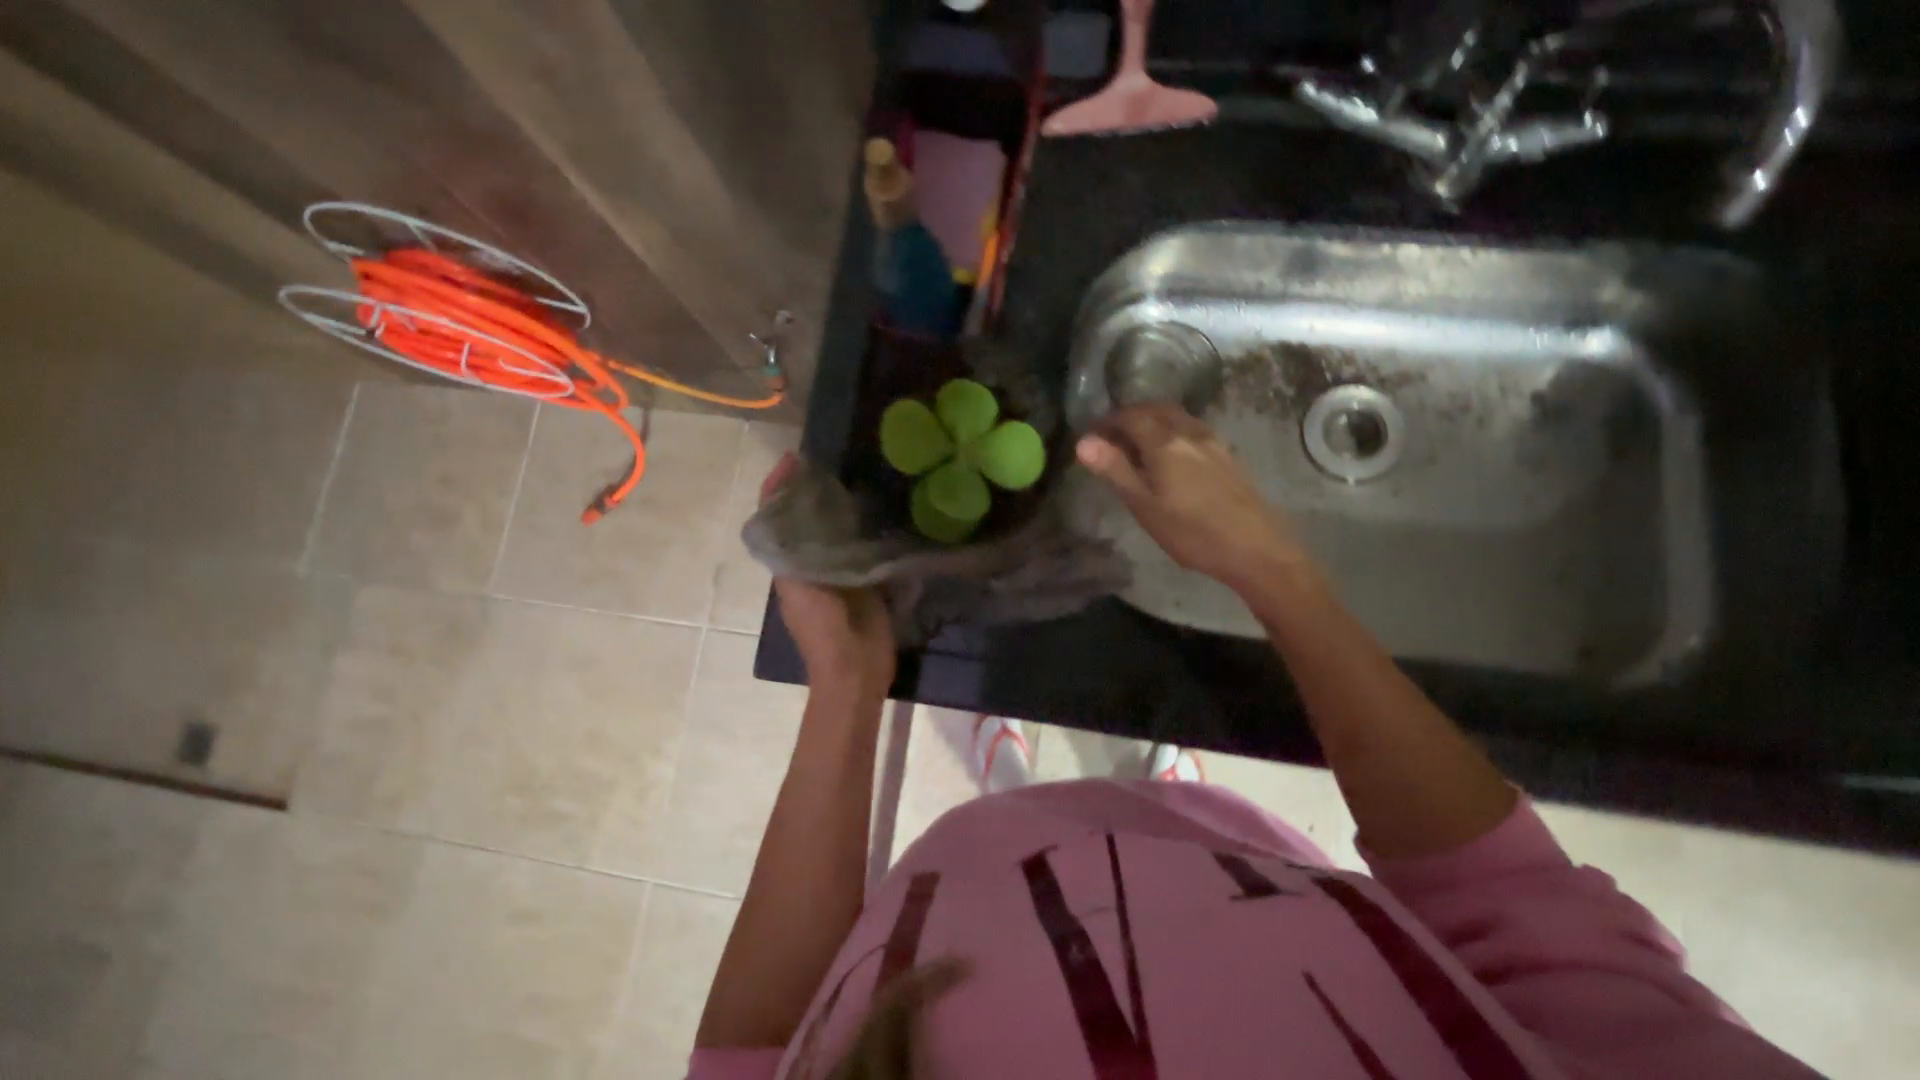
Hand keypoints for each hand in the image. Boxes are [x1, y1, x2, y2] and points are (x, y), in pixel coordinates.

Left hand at [761, 453, 894, 695]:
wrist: (855, 671)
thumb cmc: (823, 631)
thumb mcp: (802, 587)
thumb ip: (796, 550)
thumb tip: (794, 501)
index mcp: (788, 566)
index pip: (777, 517)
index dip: (780, 487)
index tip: (795, 457)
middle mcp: (811, 564)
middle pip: (807, 519)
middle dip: (814, 490)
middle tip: (834, 459)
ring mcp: (840, 573)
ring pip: (836, 530)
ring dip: (841, 505)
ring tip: (859, 474)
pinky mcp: (867, 581)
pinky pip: (865, 546)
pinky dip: (869, 526)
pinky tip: (883, 507)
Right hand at [1077, 404, 1304, 590]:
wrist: (1256, 548)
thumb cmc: (1192, 532)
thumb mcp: (1144, 506)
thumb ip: (1115, 470)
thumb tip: (1083, 441)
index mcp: (1165, 441)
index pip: (1130, 416)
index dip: (1107, 421)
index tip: (1091, 436)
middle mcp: (1190, 432)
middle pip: (1155, 409)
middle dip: (1130, 416)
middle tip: (1112, 437)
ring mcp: (1213, 442)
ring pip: (1177, 418)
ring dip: (1153, 422)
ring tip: (1138, 447)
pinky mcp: (1227, 456)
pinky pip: (1192, 430)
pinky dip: (1172, 432)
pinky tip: (1171, 458)